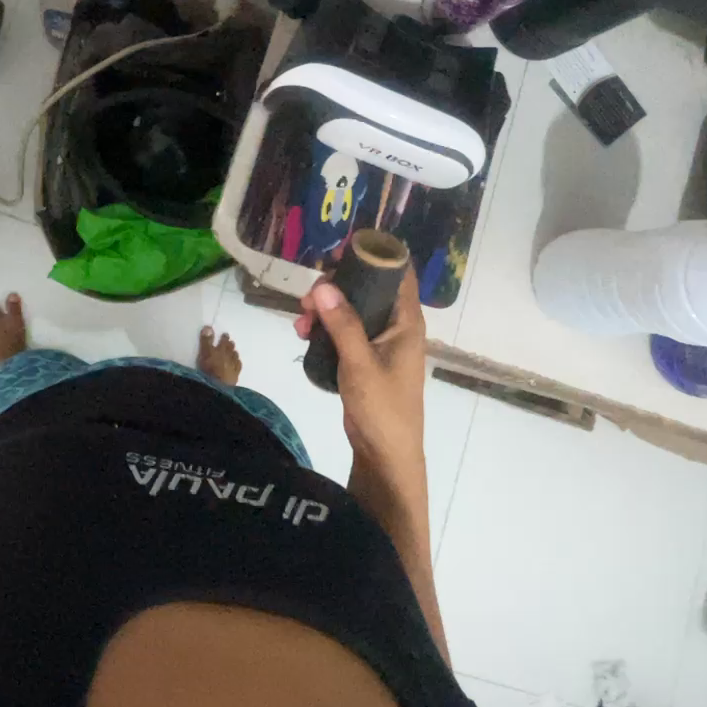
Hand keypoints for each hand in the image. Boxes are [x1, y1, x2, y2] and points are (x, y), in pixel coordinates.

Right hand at [295, 270, 427, 475]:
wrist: (385, 455)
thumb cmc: (382, 408)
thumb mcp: (360, 363)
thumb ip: (342, 324)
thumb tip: (323, 285)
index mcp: (406, 321)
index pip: (398, 273)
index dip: (372, 256)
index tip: (339, 251)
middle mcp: (395, 325)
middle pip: (366, 289)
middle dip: (335, 286)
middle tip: (308, 296)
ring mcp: (380, 342)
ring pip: (351, 310)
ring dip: (325, 309)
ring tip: (300, 321)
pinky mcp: (365, 358)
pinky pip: (344, 331)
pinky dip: (325, 328)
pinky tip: (304, 335)